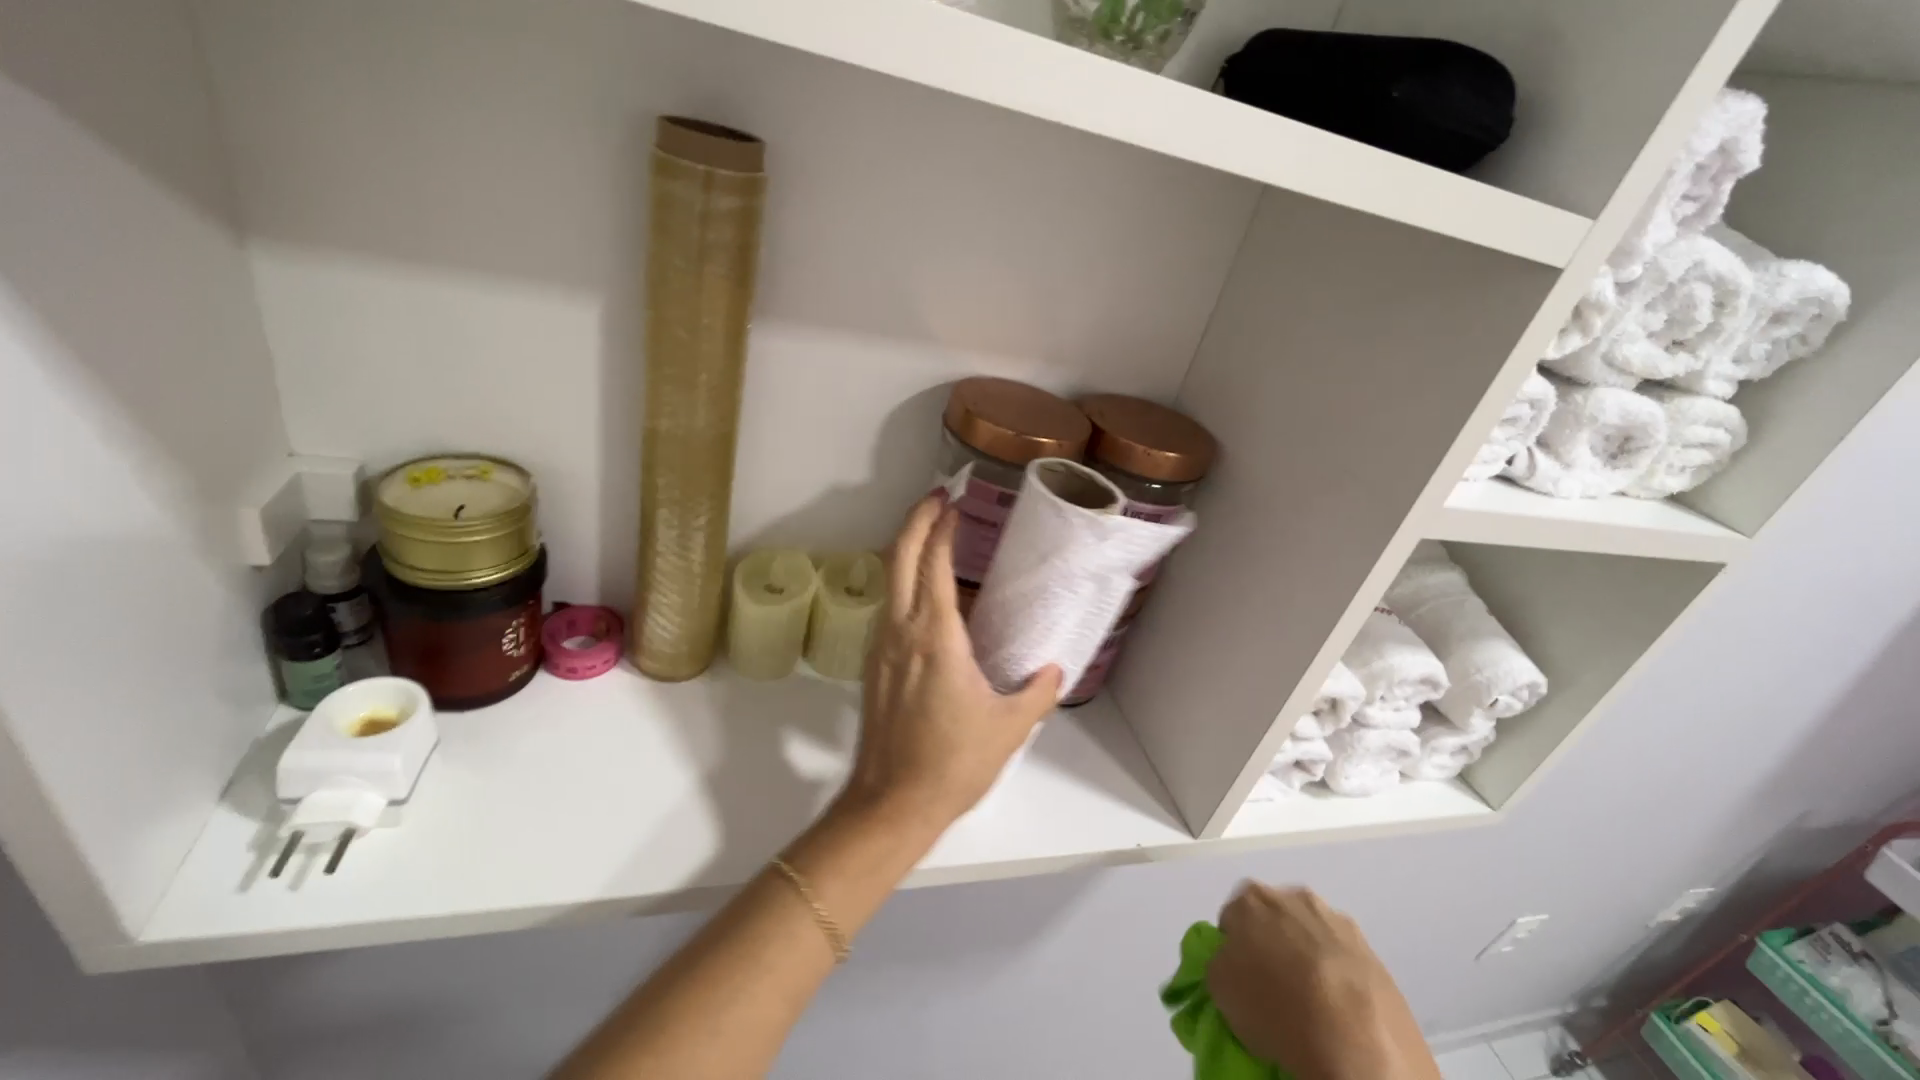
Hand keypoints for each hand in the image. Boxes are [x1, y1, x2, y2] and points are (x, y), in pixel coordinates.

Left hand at [836, 493, 1062, 832]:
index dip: (942, 528)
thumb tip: (1053, 670)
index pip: (933, 565)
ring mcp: (881, 649)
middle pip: (898, 558)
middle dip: (916, 522)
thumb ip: (1037, 692)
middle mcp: (901, 633)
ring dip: (907, 552)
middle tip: (938, 499)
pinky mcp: (874, 668)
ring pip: (889, 583)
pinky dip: (905, 585)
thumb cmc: (953, 763)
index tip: (954, 502)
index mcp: (935, 638)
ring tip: (936, 540)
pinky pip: (890, 610)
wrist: (892, 802)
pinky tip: (928, 599)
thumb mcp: (1009, 727)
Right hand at [1207, 885, 1440, 1079]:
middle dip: (1271, 946)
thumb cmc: (1273, 1004)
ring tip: (1308, 1004)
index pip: (1232, 919)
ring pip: (1311, 936)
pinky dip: (1337, 976)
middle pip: (1274, 920)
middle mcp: (1294, 897)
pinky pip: (1342, 959)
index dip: (1233, 950)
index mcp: (1251, 898)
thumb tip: (1236, 963)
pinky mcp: (1372, 950)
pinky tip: (1336, 1011)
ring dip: (1307, 958)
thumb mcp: (1217, 987)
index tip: (1239, 979)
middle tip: (1271, 988)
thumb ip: (1221, 963)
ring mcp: (1337, 921)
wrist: (1354, 1036)